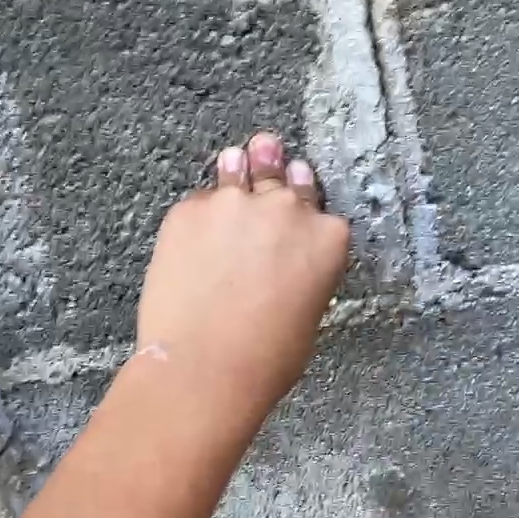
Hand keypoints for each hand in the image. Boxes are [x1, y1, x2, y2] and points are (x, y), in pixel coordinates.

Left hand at [134, 132, 350, 419]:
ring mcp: (236, 203)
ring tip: (238, 157)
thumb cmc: (265, 357)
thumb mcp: (307, 312)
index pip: (321, 209)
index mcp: (327, 238)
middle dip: (277, 170)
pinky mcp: (191, 210)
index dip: (308, 209)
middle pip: (285, 180)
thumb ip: (303, 271)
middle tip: (270, 150)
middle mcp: (287, 209)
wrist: (205, 366)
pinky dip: (201, 212)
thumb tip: (284, 266)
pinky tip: (199, 226)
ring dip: (240, 166)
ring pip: (240, 171)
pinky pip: (200, 200)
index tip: (300, 199)